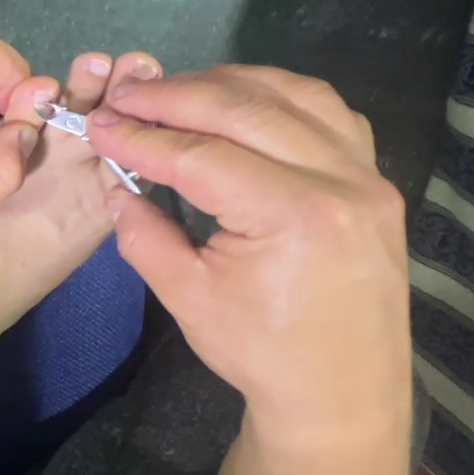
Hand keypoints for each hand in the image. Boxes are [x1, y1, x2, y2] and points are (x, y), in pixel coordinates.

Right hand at [88, 65, 410, 444]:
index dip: (142, 137)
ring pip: (294, 96)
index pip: (201, 155)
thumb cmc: (257, 351)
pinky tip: (239, 102)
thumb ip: (144, 235)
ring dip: (227, 84)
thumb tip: (115, 185)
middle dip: (175, 96)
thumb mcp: (185, 298)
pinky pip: (328, 114)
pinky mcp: (374, 179)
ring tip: (172, 89)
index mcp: (292, 215)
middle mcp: (340, 180)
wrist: (339, 390)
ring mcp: (368, 174)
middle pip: (247, 109)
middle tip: (124, 93)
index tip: (98, 122)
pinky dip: (277, 97)